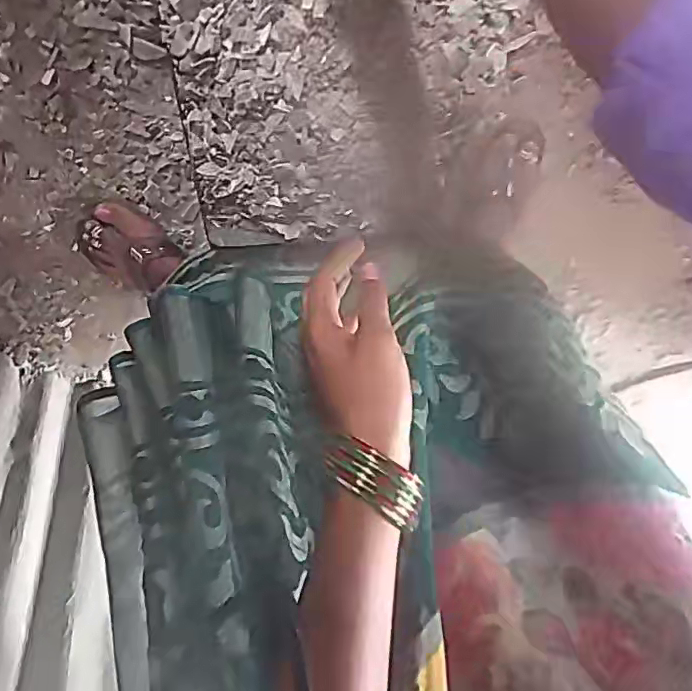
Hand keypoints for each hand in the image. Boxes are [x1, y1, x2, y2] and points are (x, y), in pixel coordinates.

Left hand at [302, 238, 414, 467]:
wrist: (370, 447)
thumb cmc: (376, 392)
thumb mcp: (378, 342)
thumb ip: (372, 304)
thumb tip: (367, 270)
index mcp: (317, 329)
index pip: (321, 283)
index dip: (338, 260)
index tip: (358, 242)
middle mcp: (312, 341)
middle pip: (320, 298)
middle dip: (337, 273)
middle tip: (359, 256)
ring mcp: (321, 358)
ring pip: (329, 315)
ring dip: (344, 293)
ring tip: (365, 278)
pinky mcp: (333, 373)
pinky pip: (338, 331)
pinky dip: (351, 314)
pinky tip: (369, 316)